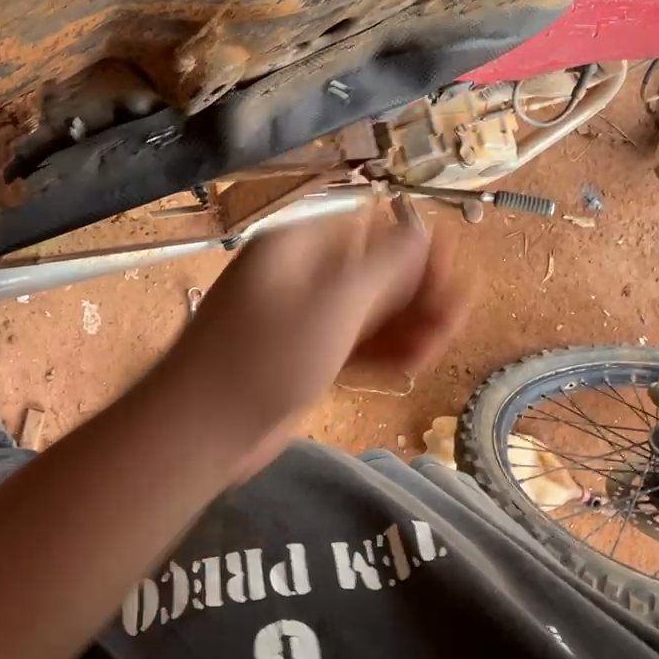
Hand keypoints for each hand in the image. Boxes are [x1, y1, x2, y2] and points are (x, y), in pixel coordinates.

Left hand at [152, 213, 472, 473]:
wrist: (202, 428)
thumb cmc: (266, 354)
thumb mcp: (333, 303)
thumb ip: (384, 266)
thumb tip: (421, 230)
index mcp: (295, 248)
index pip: (366, 235)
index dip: (413, 254)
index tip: (455, 274)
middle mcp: (296, 276)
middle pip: (368, 275)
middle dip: (414, 294)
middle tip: (456, 317)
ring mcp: (297, 320)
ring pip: (363, 315)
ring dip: (403, 327)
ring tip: (441, 344)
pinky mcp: (300, 358)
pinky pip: (349, 345)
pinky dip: (381, 352)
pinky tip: (415, 363)